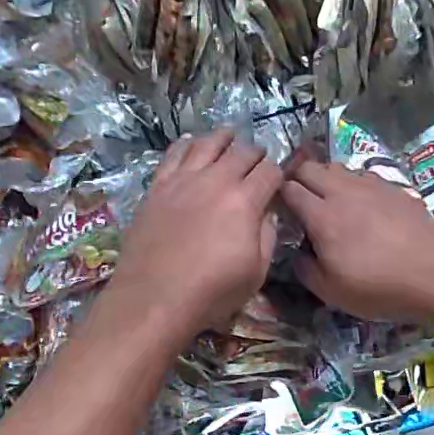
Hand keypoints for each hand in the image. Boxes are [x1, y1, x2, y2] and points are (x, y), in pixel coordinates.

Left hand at [108, 130, 280, 337]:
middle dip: (256, 154)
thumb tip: (266, 215)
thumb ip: (266, 237)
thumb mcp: (256, 273)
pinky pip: (174, 154)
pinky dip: (187, 144)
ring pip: (208, 144)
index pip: (270, 172)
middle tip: (259, 161)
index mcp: (245, 201)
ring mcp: (183, 180)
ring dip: (224, 139)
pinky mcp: (158, 187)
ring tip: (230, 137)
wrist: (154, 298)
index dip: (279, 173)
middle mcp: (216, 181)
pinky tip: (191, 144)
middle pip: (242, 153)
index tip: (279, 180)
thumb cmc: (211, 292)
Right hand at [282, 157, 433, 321]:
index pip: (288, 189)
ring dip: (323, 178)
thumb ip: (305, 269)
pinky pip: (362, 176)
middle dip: (296, 178)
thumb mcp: (331, 292)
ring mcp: (371, 186)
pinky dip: (350, 184)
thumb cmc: (378, 288)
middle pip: (309, 168)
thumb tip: (297, 253)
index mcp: (322, 216)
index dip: (276, 194)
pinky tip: (359, 205)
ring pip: (336, 168)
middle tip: (295, 198)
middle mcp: (343, 192)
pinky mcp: (394, 188)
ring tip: (325, 199)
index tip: (274, 206)